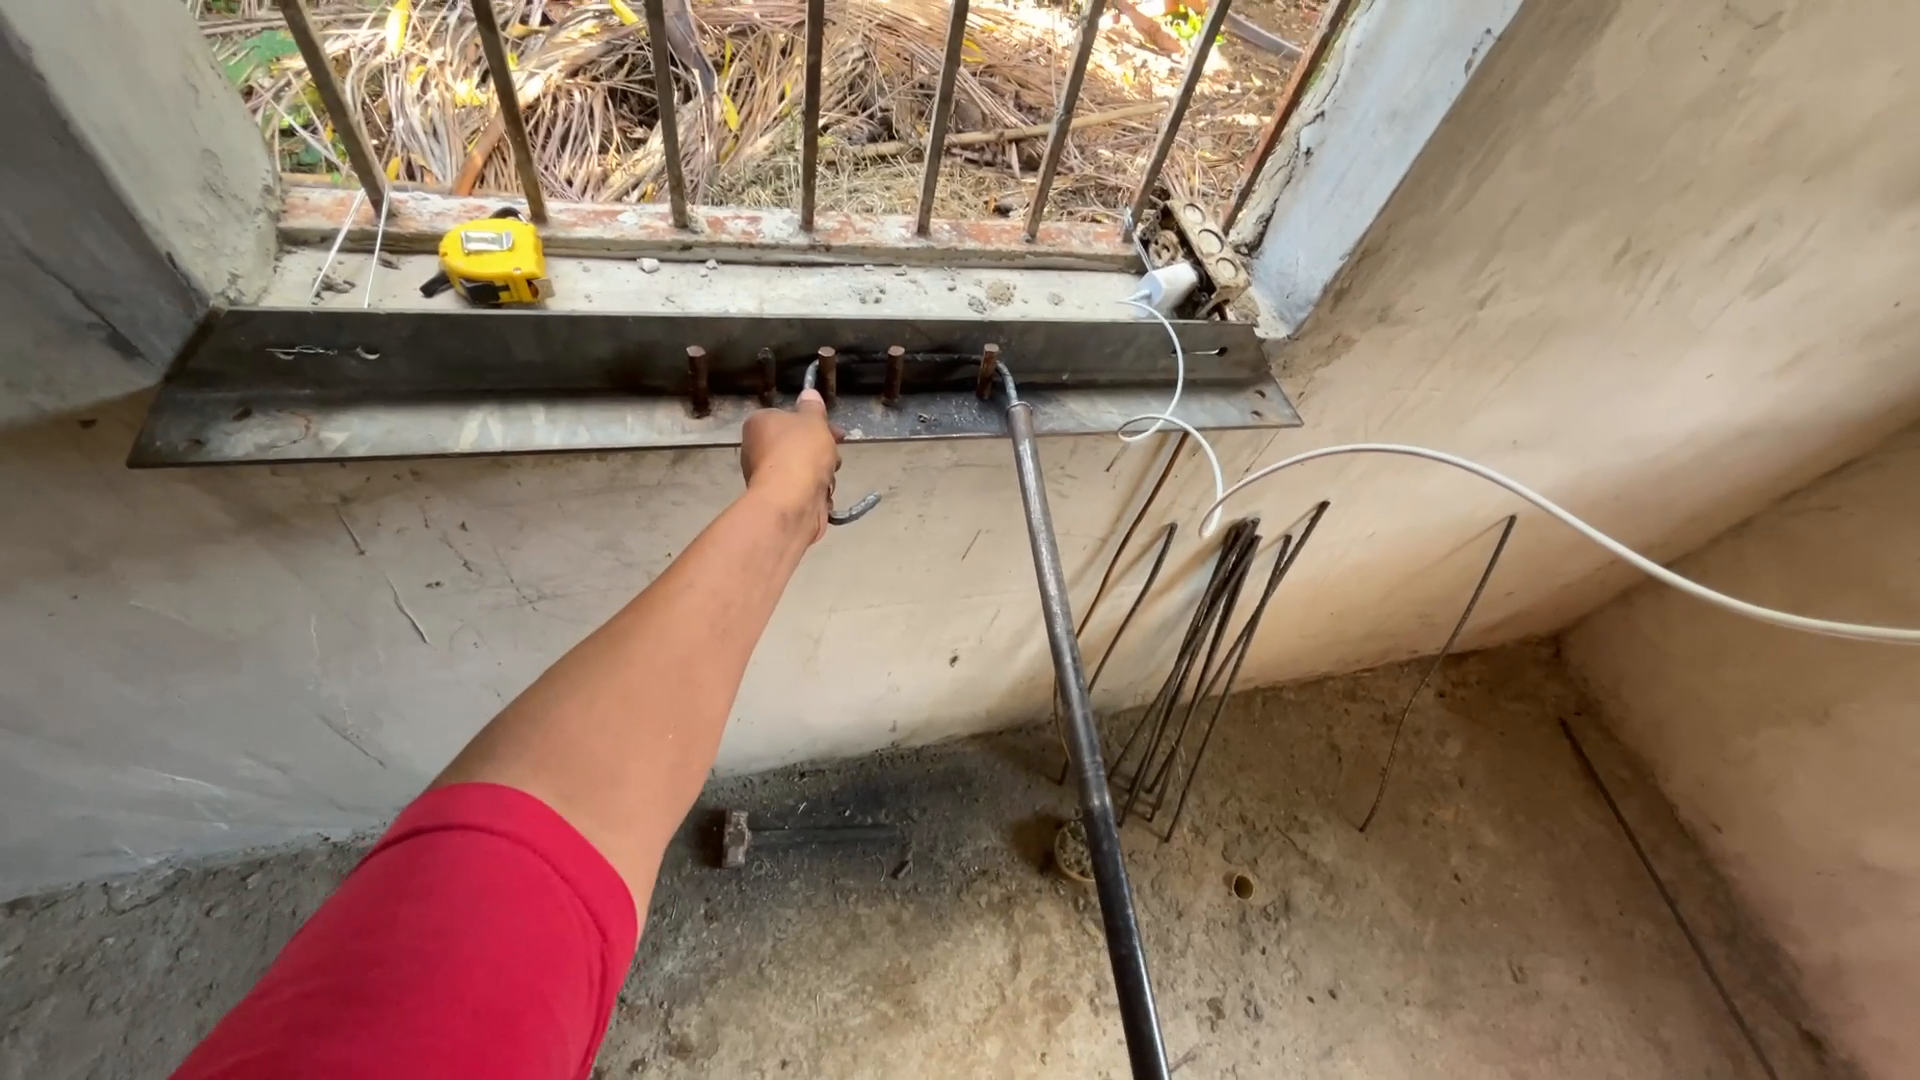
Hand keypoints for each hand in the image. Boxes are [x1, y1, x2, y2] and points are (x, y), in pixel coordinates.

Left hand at [740, 389, 843, 542]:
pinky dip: (814, 490)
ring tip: (828, 476)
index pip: (788, 418)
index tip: (834, 432)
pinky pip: (802, 488)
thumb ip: (813, 407)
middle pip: (797, 444)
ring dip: (821, 472)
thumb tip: (809, 392)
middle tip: (835, 453)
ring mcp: (765, 476)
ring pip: (802, 468)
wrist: (792, 499)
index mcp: (759, 423)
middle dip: (820, 450)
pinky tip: (823, 493)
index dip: (814, 423)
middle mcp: (756, 448)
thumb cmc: (801, 451)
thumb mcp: (813, 420)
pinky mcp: (777, 498)